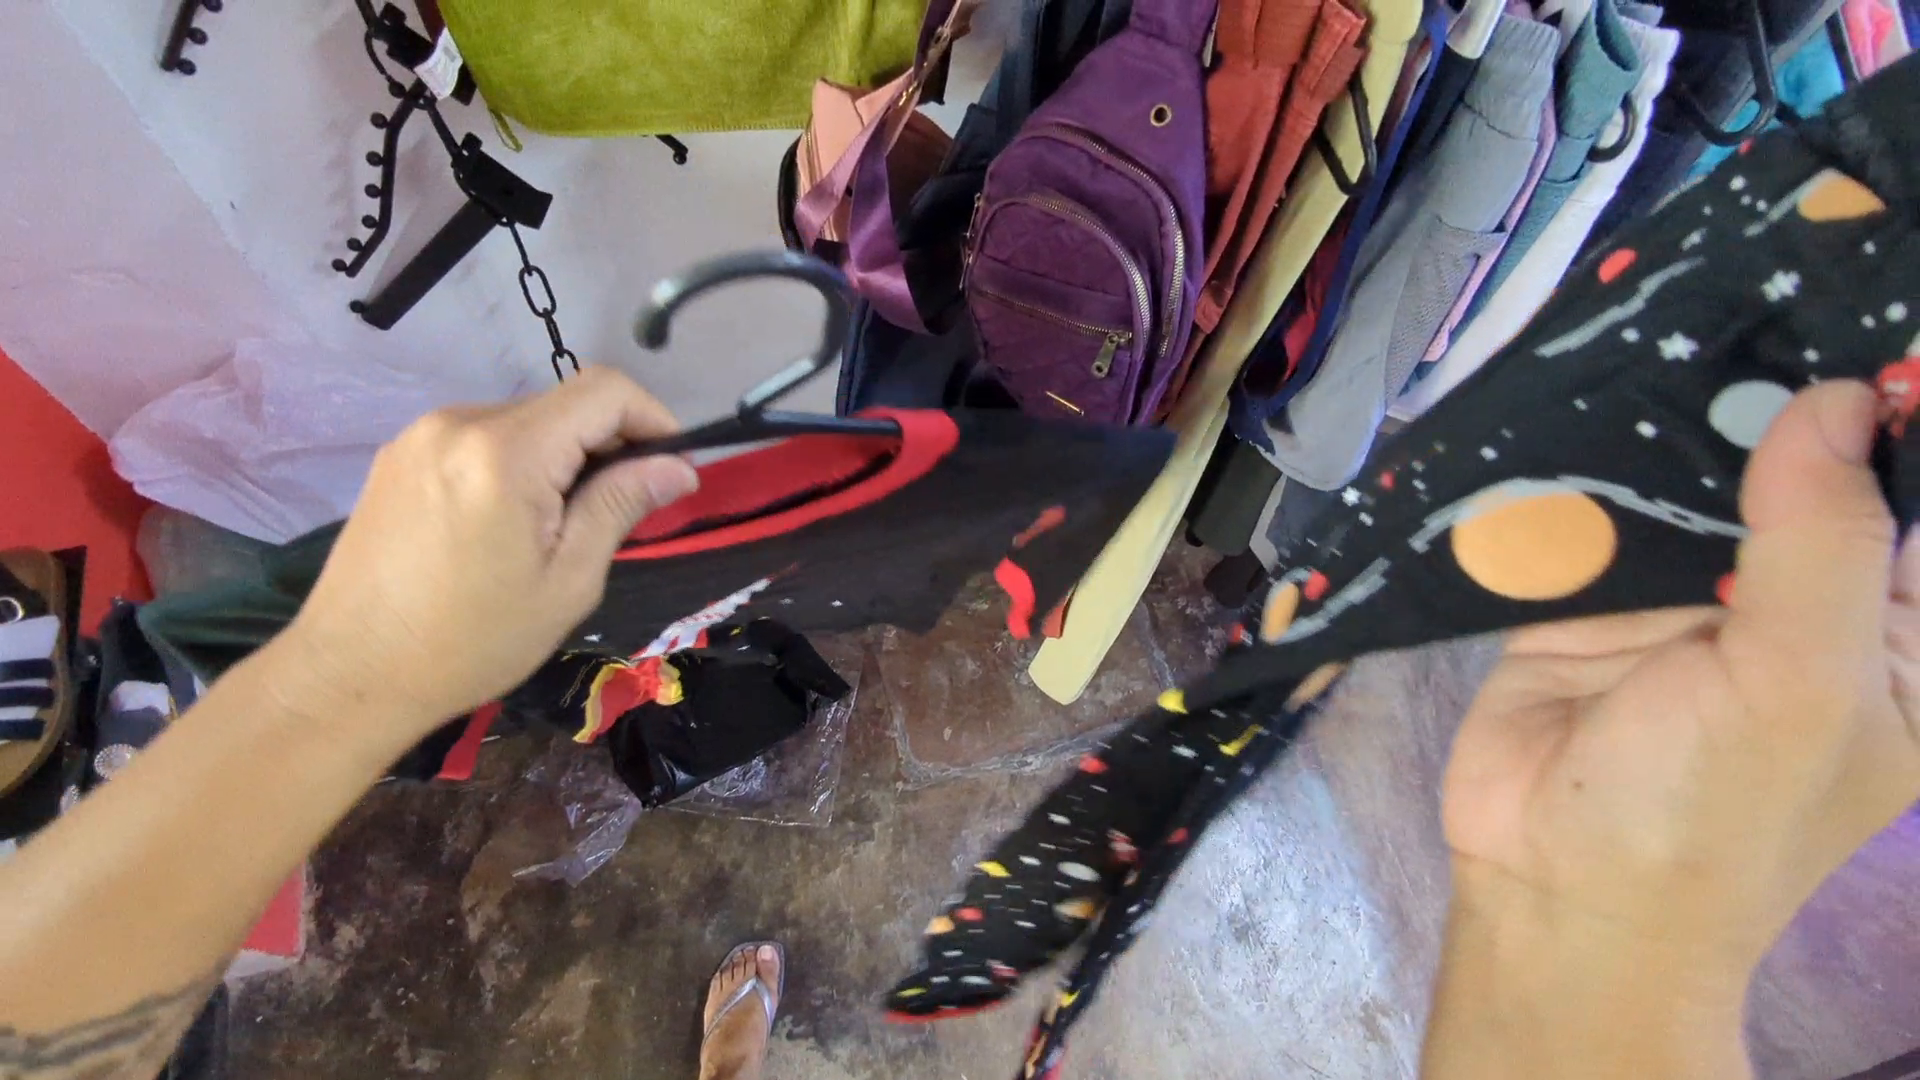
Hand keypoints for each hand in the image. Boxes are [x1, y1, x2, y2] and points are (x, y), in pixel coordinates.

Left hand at [279, 367, 698, 731]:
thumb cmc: (473, 639)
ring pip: (530, 421)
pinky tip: (518, 519)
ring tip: (568, 523)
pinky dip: (527, 462)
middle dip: (614, 445)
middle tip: (626, 510)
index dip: (654, 418)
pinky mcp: (403, 455)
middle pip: (568, 404)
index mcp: (506, 451)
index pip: (605, 390)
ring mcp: (423, 435)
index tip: (672, 469)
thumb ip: (622, 505)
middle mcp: (460, 422)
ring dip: (569, 456)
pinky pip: (488, 437)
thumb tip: (679, 467)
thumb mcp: (570, 579)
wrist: (349, 676)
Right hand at [1442, 380, 1919, 992]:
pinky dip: (1568, 494)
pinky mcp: (1573, 610)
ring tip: (1640, 348)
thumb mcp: (1800, 685)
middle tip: (1726, 312)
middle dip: (1762, 416)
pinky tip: (1557, 430)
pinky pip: (1580, 536)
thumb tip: (1828, 403)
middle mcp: (1778, 608)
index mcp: (1886, 635)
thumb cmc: (1708, 804)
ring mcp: (1665, 608)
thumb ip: (1820, 546)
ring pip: (1673, 504)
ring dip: (1657, 445)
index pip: (1906, 506)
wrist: (1548, 874)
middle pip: (1782, 490)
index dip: (1896, 427)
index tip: (1860, 331)